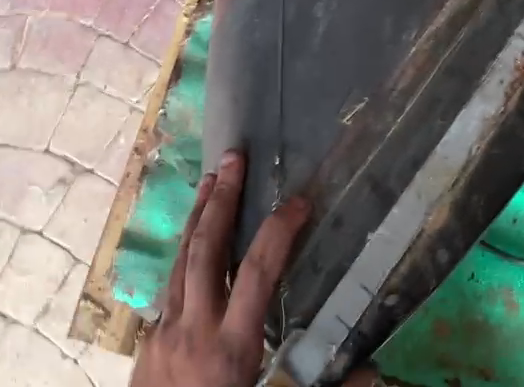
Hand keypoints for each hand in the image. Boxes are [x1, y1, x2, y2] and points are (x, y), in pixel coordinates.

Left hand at [131, 150, 310, 386]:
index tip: (300, 201)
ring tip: (210, 180)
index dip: (279, 232)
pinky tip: (191, 247)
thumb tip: (377, 374)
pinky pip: (168, 288)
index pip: (258, 274)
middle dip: (222, 200)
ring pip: (179, 261)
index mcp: (231, 349)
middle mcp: (192, 330)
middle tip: (235, 157)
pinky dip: (182, 257)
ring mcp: (163, 334)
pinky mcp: (146, 345)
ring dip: (197, 217)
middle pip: (206, 250)